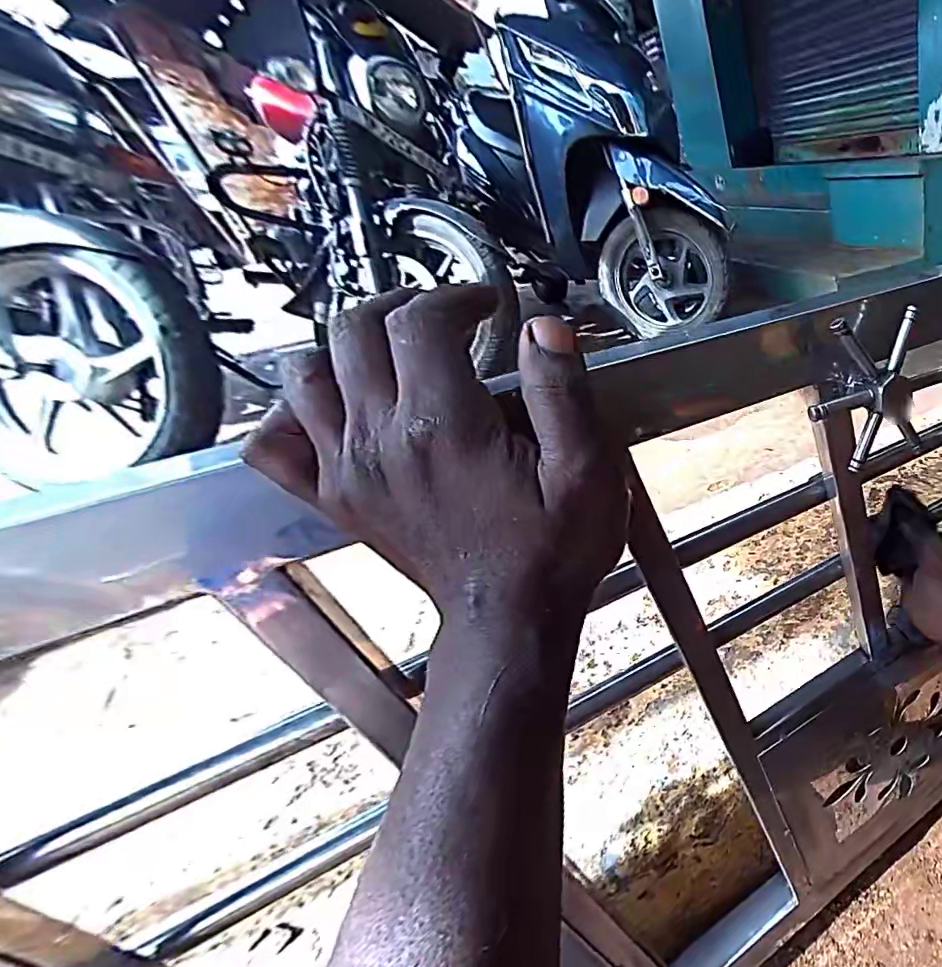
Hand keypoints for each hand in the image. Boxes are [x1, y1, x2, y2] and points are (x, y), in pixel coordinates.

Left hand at [243, 286, 628, 629]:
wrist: (513, 616)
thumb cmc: (557, 548)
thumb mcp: (588, 472)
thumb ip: (564, 396)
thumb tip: (545, 328)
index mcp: (444, 425)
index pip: (422, 323)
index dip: (458, 297)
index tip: (490, 302)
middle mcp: (381, 438)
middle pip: (355, 332)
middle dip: (402, 306)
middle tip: (448, 314)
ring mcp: (349, 469)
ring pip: (307, 372)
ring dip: (348, 343)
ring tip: (397, 346)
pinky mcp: (338, 498)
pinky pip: (275, 442)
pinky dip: (291, 410)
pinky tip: (331, 406)